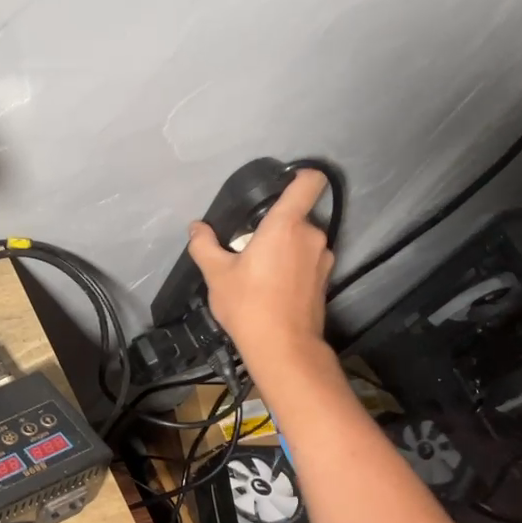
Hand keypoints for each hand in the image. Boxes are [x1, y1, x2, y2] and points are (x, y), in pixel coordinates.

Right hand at [186, 168, 334, 376]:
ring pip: (301, 240)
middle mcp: (311, 235)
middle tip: (248, 248)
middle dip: (274, 226)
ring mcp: (322, 257)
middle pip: (296, 216)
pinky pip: (307, 260)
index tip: (278, 187)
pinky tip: (272, 287)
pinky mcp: (325, 278)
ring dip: (283, 248)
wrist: (282, 346)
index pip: (308, 182)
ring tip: (259, 271)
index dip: (298, 177)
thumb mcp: (216, 274)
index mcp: (285, 225)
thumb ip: (205, 246)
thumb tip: (196, 227)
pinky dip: (292, 266)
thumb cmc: (248, 304)